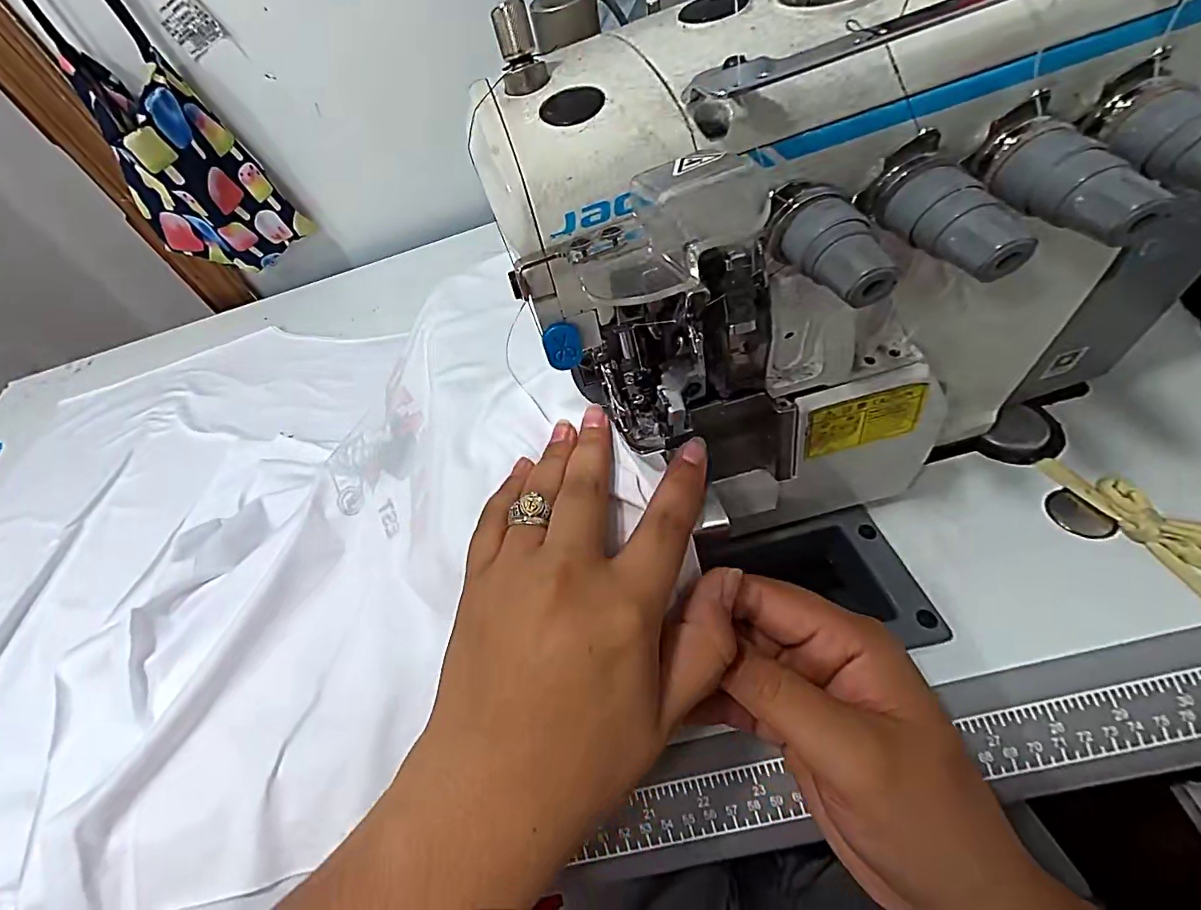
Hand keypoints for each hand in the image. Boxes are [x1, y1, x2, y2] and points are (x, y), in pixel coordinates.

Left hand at [284, 406, 733, 907]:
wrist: (489, 786)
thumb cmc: (585, 760)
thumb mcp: (665, 717)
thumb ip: (702, 648)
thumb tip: (722, 588)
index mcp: (624, 605)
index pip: (664, 525)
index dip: (682, 482)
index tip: (689, 448)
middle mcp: (569, 572)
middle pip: (585, 491)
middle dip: (596, 447)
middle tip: (596, 414)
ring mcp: (516, 571)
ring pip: (537, 495)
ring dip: (552, 457)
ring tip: (562, 429)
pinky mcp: (478, 582)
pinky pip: (494, 520)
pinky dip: (506, 491)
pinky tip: (516, 476)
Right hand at [686, 572, 1084, 909]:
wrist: (955, 898)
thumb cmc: (932, 822)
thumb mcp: (852, 752)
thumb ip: (779, 692)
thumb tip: (716, 638)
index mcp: (849, 642)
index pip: (768, 596)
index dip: (716, 597)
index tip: (670, 610)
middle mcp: (823, 656)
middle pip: (745, 623)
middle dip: (700, 632)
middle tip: (652, 645)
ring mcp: (805, 690)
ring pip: (737, 659)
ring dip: (700, 666)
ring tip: (657, 672)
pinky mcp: (792, 723)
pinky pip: (741, 696)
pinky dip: (711, 700)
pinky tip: (680, 703)